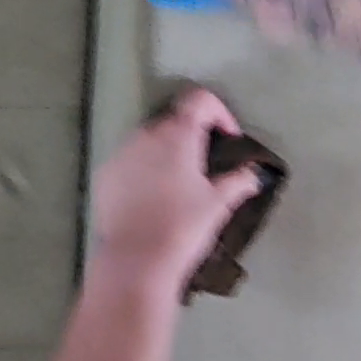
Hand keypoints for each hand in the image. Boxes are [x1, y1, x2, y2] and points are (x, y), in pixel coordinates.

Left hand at [92, 88, 262, 293]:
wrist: (136, 260)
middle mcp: (147, 134)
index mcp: (178, 134)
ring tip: (178, 183)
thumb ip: (238, 181)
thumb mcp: (217, 204)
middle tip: (205, 164)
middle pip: (175, 119)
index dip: (219, 112)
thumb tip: (254, 173)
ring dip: (166, 151)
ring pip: (150, 139)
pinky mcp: (106, 172)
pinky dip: (143, 168)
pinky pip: (130, 160)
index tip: (229, 137)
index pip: (200, 100)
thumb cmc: (183, 227)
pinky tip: (151, 197)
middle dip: (192, 135)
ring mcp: (123, 151)